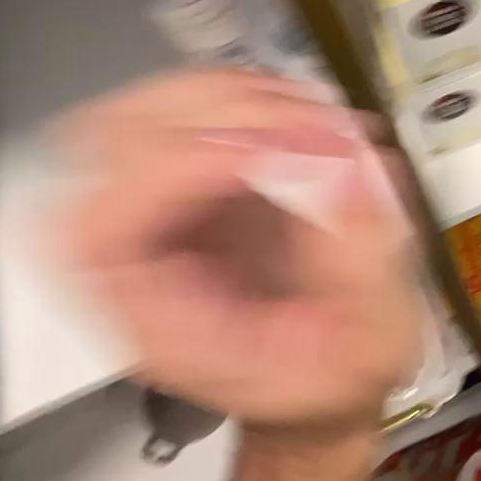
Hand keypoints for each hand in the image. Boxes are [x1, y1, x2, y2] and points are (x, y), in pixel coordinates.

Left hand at [53, 69, 422, 431]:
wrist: (323, 380)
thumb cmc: (326, 384)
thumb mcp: (368, 350)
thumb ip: (365, 266)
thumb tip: (352, 172)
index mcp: (152, 313)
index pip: (112, 212)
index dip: (194, 164)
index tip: (286, 157)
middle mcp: (144, 248)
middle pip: (115, 139)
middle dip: (220, 114)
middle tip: (306, 126)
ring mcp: (174, 204)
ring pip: (156, 106)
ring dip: (247, 97)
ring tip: (321, 122)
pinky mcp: (215, 176)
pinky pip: (211, 106)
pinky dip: (265, 96)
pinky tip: (315, 121)